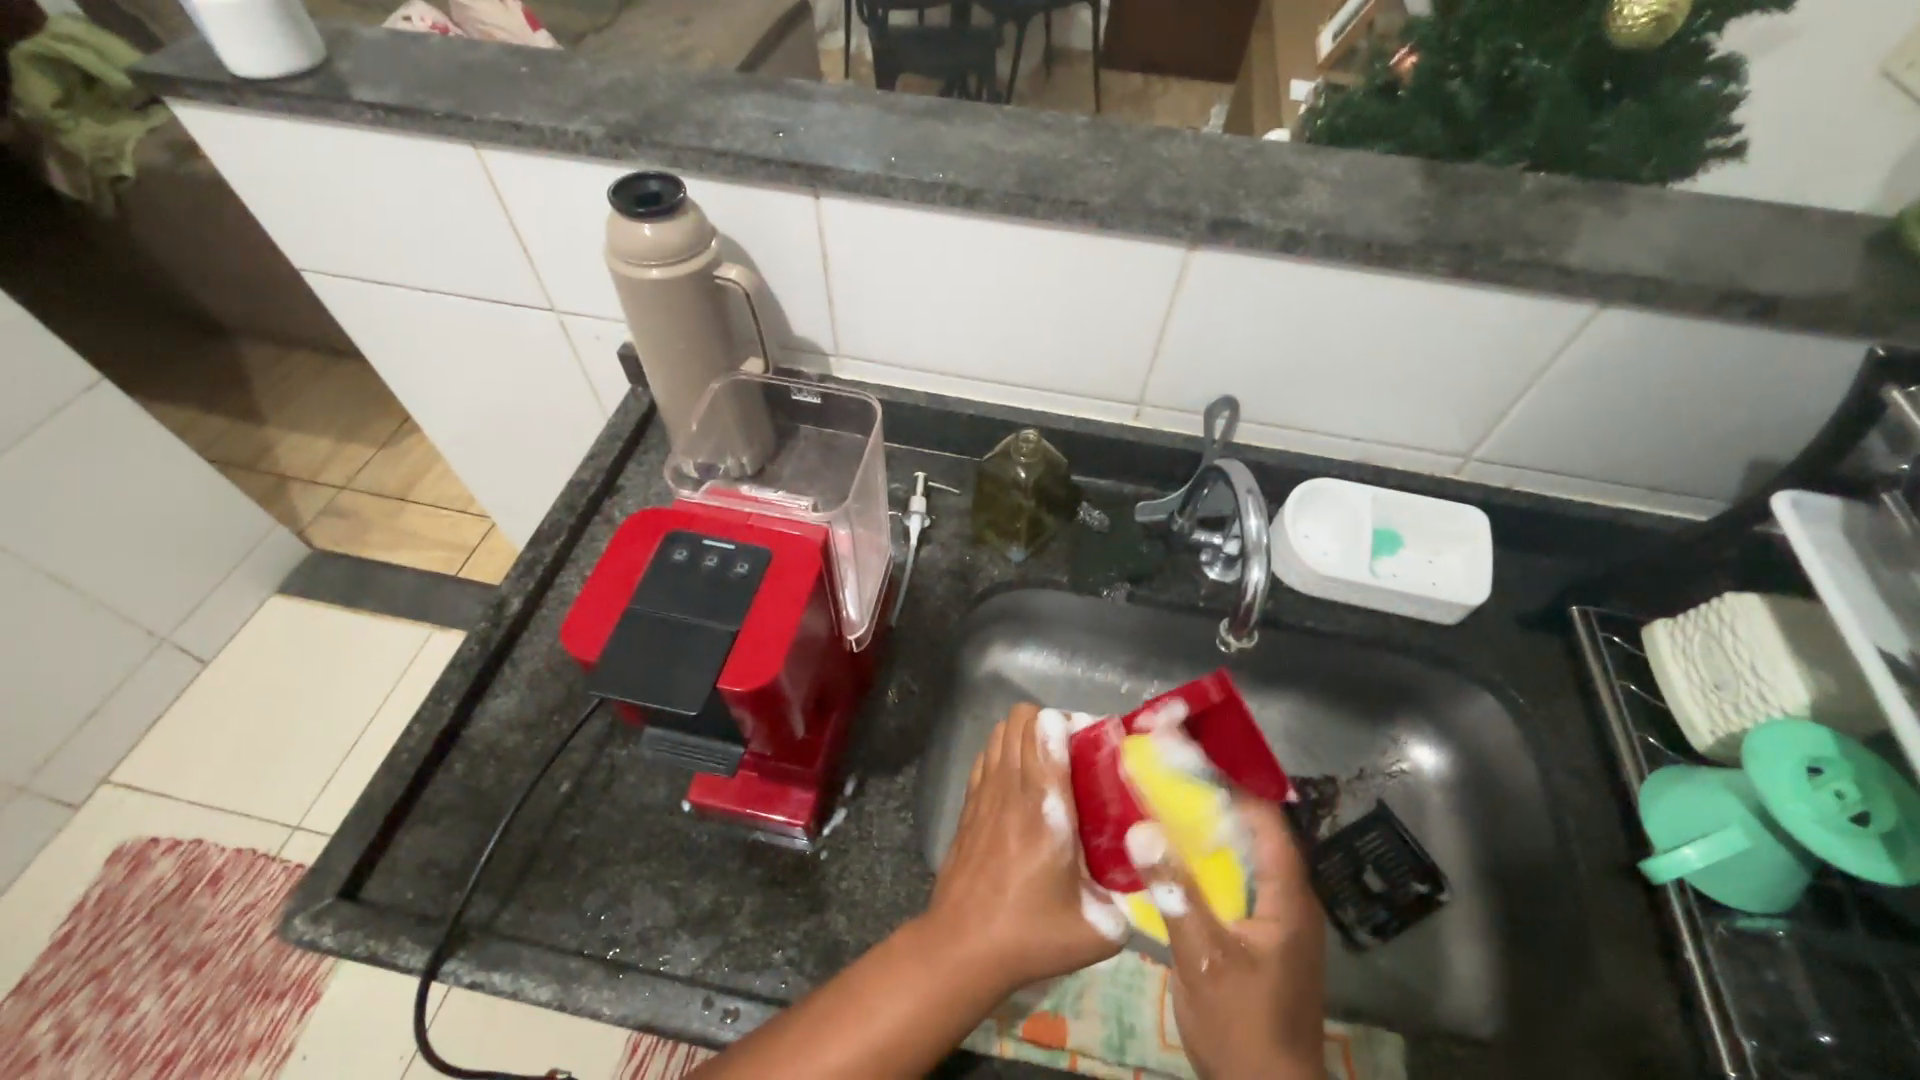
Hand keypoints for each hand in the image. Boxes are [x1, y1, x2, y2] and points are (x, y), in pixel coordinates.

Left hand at [921, 704, 1127, 990]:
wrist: (961, 949)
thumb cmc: (1030, 936)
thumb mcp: (1098, 929)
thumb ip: (1131, 900)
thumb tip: (1153, 875)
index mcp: (1044, 807)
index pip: (1047, 730)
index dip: (1073, 723)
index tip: (1096, 743)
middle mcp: (1011, 788)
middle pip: (1022, 719)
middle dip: (1052, 723)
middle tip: (1078, 753)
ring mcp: (983, 794)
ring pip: (1000, 732)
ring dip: (1026, 735)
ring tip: (1051, 764)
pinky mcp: (967, 807)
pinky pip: (985, 757)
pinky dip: (1004, 755)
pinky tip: (1021, 786)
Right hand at [1127, 800, 1324, 1079]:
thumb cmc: (1242, 1023)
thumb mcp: (1202, 956)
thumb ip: (1175, 893)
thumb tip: (1142, 828)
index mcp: (1289, 897)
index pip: (1265, 820)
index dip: (1228, 786)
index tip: (1185, 762)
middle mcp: (1291, 902)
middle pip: (1255, 836)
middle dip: (1212, 807)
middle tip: (1166, 783)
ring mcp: (1280, 924)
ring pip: (1246, 863)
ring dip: (1209, 838)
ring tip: (1163, 814)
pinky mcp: (1266, 943)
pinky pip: (1239, 888)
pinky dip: (1210, 870)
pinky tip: (1176, 870)